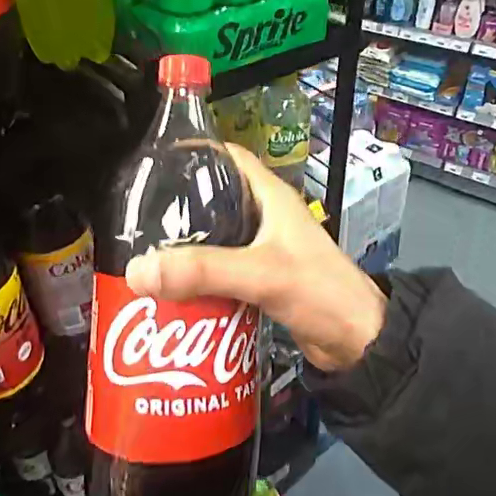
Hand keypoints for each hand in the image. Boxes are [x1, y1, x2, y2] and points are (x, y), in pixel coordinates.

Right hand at [125, 143, 385, 372]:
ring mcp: (265, 249)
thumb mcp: (261, 274)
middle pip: (214, 199)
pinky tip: (173, 288)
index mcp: (271, 197)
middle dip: (178, 208)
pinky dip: (199, 276)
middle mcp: (266, 217)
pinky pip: (222, 269)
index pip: (229, 157)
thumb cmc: (320, 292)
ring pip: (216, 238)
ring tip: (146, 255)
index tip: (154, 166)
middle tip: (138, 220)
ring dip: (186, 247)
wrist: (358, 342)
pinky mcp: (262, 279)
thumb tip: (137, 270)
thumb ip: (203, 271)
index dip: (195, 153)